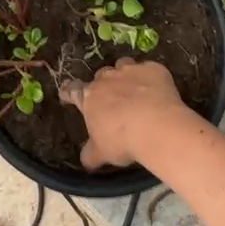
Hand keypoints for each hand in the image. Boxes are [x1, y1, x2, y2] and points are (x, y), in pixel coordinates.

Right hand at [59, 58, 197, 169]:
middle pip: (101, 76)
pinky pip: (149, 69)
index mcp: (89, 97)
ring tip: (135, 90)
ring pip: (124, 65)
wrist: (157, 126)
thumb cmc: (122, 140)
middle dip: (105, 85)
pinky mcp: (153, 69)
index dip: (69, 92)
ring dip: (126, 76)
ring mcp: (131, 71)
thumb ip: (91, 154)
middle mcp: (107, 79)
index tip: (67, 93)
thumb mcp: (102, 152)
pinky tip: (158, 90)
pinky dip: (151, 78)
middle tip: (113, 100)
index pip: (73, 90)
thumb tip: (85, 160)